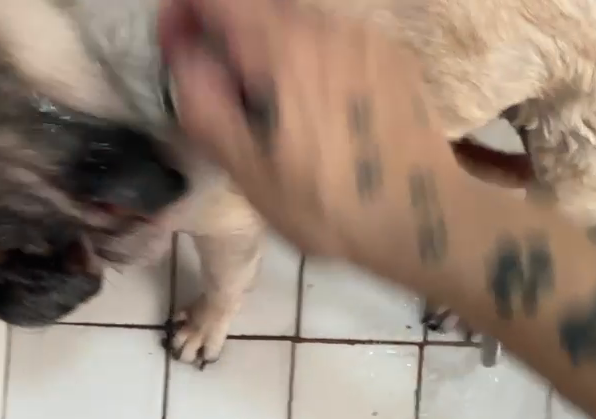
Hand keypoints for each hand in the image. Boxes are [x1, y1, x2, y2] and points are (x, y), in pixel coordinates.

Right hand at [159, 0, 462, 277]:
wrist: (422, 220)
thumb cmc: (331, 210)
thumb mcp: (254, 176)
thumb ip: (208, 109)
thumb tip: (182, 59)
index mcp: (284, 50)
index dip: (184, 14)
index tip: (174, 47)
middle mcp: (327, 26)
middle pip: (258, 9)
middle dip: (228, 41)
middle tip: (221, 95)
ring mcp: (365, 38)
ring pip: (298, 26)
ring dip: (269, 54)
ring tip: (271, 113)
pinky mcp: (391, 57)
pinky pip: (334, 44)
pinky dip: (309, 63)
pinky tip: (315, 115)